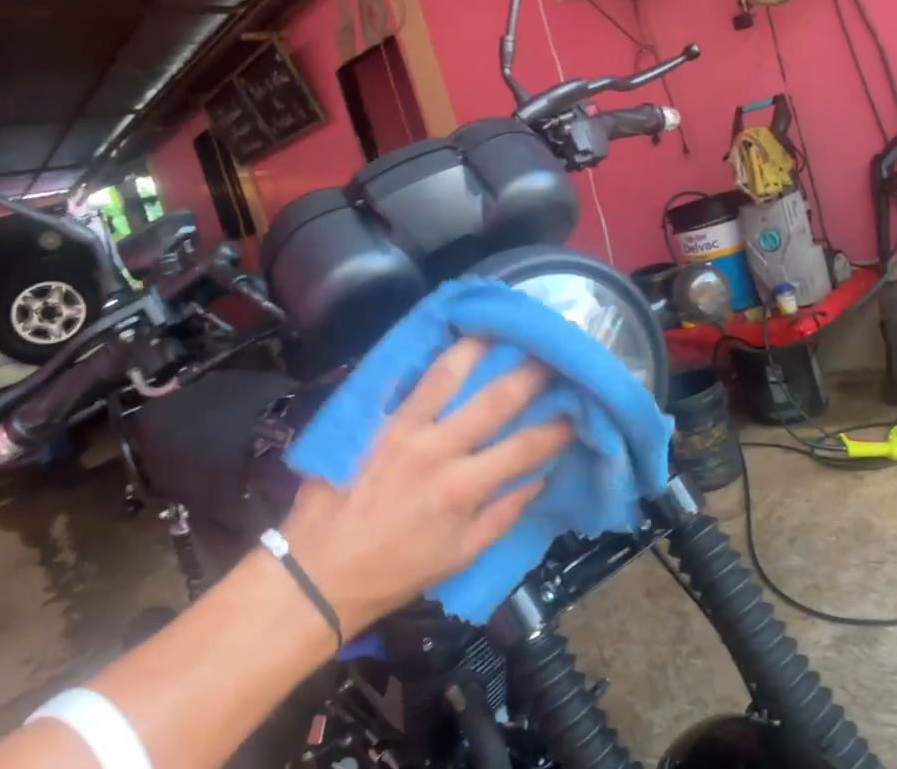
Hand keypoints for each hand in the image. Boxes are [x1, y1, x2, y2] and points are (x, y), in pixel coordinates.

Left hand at [278, 339, 569, 634]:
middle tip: (552, 350)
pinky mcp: (368, 421)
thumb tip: (540, 478)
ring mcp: (399, 429)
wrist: (318, 572)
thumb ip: (503, 514)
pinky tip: (438, 333)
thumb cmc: (395, 570)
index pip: (525, 447)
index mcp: (463, 488)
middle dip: (530, 373)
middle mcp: (436, 449)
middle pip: (494, 400)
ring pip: (445, 374)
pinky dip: (420, 356)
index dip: (559, 426)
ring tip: (498, 324)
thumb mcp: (459, 555)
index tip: (579, 409)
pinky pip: (397, 379)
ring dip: (476, 346)